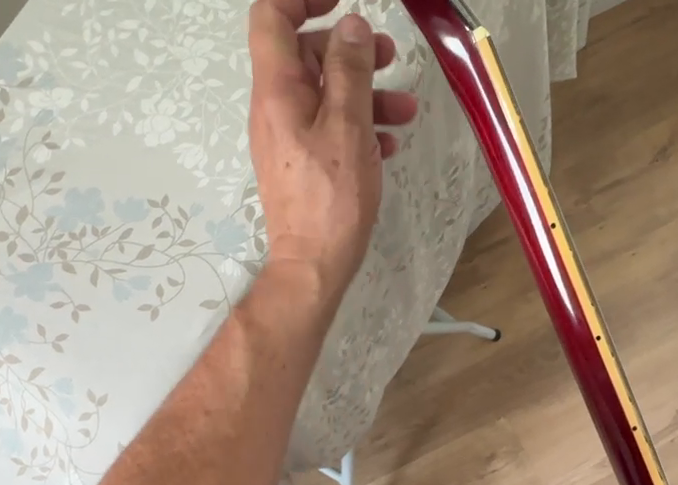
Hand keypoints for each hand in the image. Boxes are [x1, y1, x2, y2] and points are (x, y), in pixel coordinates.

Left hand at [247, 0, 417, 291]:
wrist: (313, 266)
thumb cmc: (331, 201)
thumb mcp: (348, 128)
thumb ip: (350, 71)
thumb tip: (352, 27)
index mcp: (278, 90)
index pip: (272, 18)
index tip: (340, 2)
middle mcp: (276, 108)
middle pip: (307, 56)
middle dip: (351, 51)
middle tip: (390, 56)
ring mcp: (289, 139)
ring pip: (326, 96)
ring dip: (367, 94)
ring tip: (405, 109)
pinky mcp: (304, 166)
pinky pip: (330, 130)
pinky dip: (360, 127)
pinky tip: (390, 143)